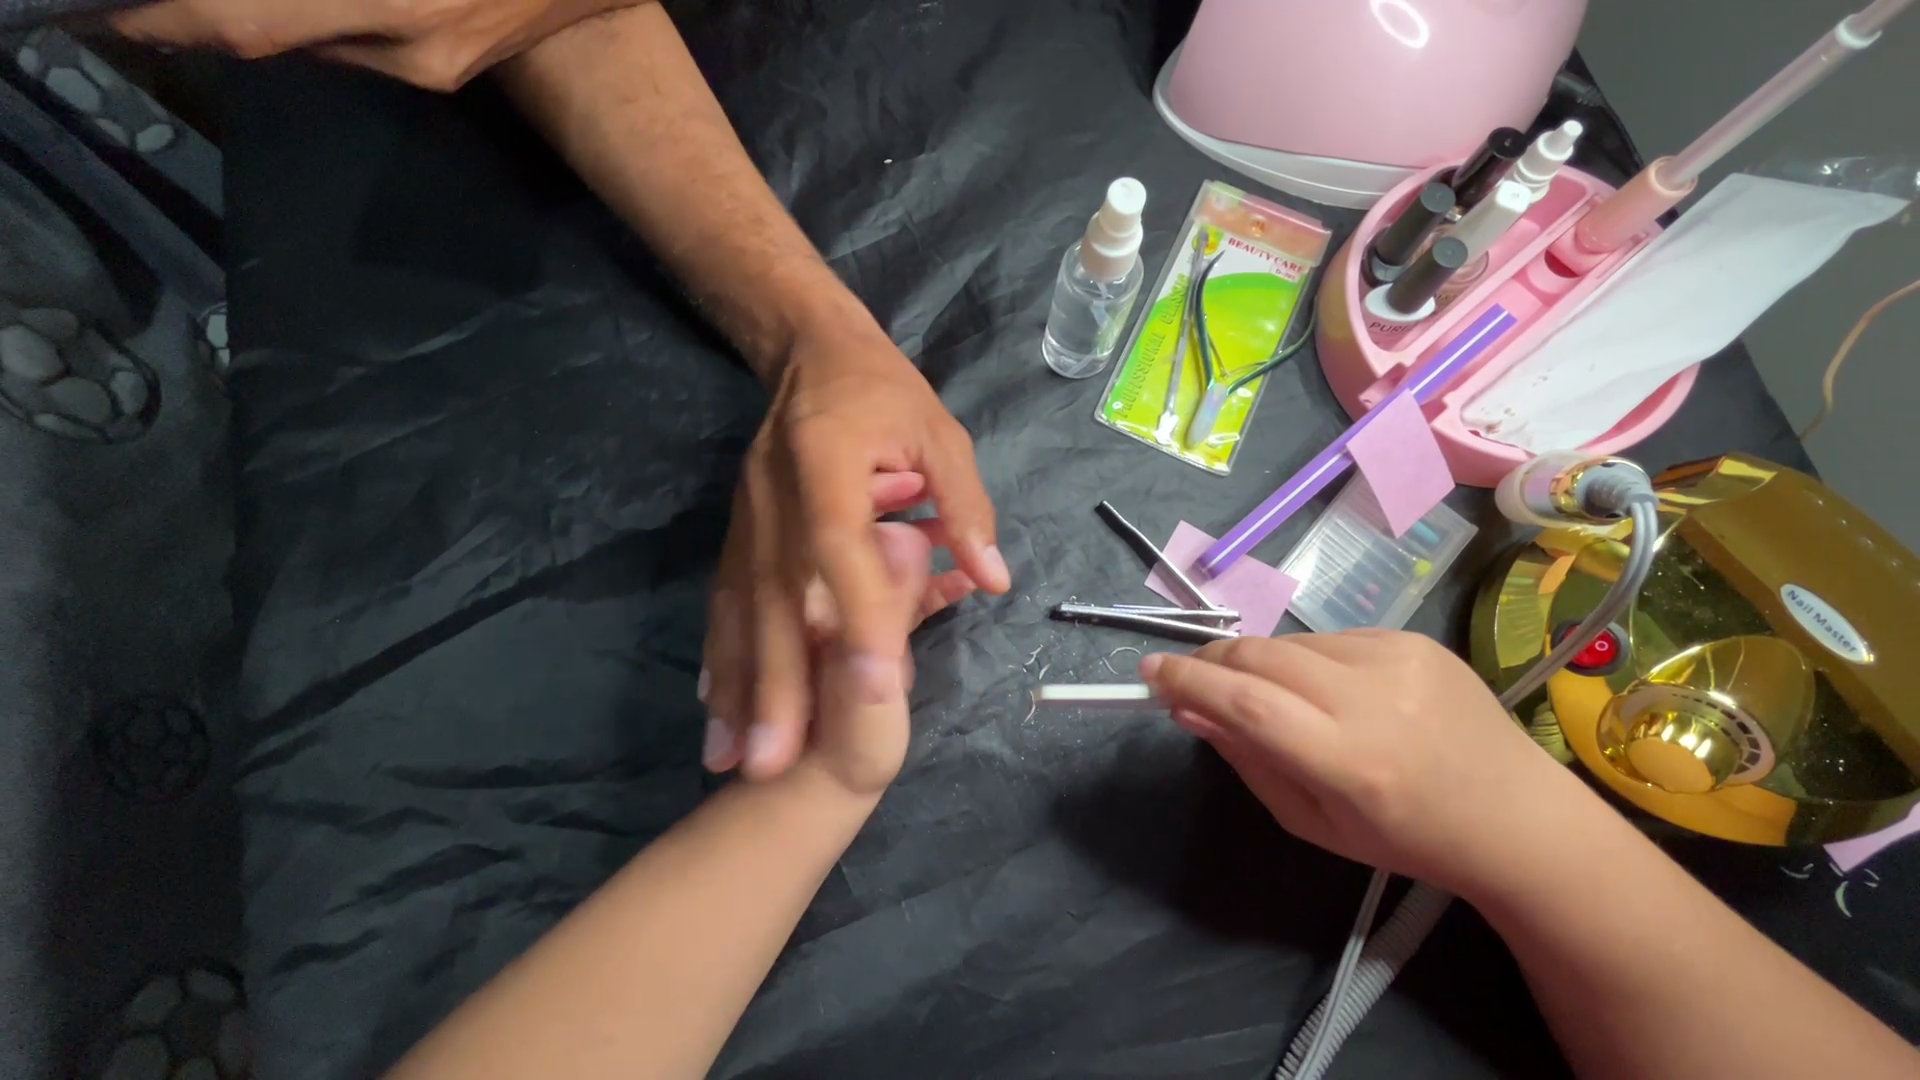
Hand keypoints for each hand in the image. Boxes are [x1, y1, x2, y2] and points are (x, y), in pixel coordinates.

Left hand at [112, 0, 642, 89]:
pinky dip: (318, 19)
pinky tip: (324, 0)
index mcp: (395, 4)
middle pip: (272, 40)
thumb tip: (245, 4)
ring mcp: (433, 68)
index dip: (169, 19)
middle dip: (206, 15)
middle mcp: (412, 49)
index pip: (249, 22)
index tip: (109, 16)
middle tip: (156, 4)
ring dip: (268, 12)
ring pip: (315, 45)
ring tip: (235, 2)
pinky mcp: (446, 73)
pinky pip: (356, 48)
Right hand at [702, 319, 1007, 781]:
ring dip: (735, 687)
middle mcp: (774, 498)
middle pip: (772, 597)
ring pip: (738, 610)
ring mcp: (745, 518)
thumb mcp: (939, 432)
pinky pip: (723, 601)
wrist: (807, 351)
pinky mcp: (736, 531)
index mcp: (826, 461)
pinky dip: (719, 656)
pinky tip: (713, 706)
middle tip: (774, 764)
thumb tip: (993, 579)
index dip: (859, 613)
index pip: (840, 545)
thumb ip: (963, 506)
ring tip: (731, 759)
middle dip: (774, 684)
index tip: (876, 684)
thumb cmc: (881, 390)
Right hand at [1140, 631, 1607, 899]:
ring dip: (1257, 663)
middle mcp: (1375, 700)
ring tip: (1266, 694)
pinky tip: (1324, 690)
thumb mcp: (1312, 823)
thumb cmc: (1405, 839)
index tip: (1149, 673)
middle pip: (1260, 657)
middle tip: (1187, 678)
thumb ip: (1245, 760)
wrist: (1518, 818)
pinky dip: (1304, 660)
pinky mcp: (1413, 639)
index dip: (1190, 682)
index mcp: (1351, 763)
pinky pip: (1328, 639)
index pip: (1248, 704)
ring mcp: (1399, 660)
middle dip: (1211, 662)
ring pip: (1289, 643)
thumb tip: (1188, 711)